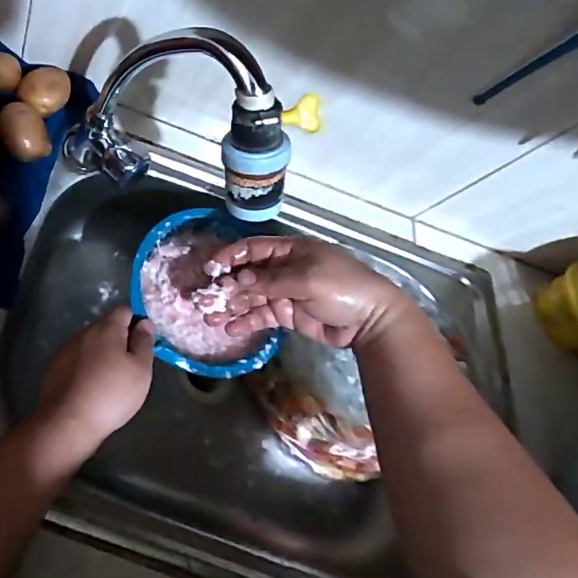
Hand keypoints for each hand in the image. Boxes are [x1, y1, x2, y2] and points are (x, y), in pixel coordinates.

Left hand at [35, 307, 154, 448]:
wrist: (69, 418)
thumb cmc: (112, 393)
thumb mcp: (140, 370)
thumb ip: (144, 343)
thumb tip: (145, 322)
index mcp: (106, 328)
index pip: (124, 310)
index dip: (136, 320)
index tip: (144, 340)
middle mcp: (84, 332)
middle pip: (106, 326)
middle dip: (119, 338)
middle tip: (131, 364)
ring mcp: (67, 347)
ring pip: (91, 342)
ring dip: (102, 352)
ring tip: (112, 377)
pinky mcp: (56, 363)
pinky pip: (77, 357)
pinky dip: (87, 364)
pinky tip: (91, 384)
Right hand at [201, 236, 414, 347]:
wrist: (374, 322)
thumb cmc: (345, 289)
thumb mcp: (308, 279)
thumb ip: (271, 280)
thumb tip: (239, 281)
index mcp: (291, 251)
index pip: (252, 249)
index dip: (230, 257)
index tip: (211, 268)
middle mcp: (283, 269)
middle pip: (246, 275)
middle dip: (223, 287)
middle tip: (203, 299)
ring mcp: (284, 292)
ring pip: (249, 297)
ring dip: (229, 307)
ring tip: (209, 318)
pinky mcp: (286, 314)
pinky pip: (260, 316)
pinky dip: (245, 321)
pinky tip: (230, 328)